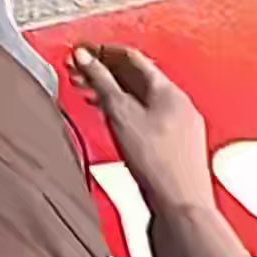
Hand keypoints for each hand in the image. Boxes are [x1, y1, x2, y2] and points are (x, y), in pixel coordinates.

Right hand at [70, 44, 213, 213]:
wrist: (179, 205)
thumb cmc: (157, 162)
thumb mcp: (119, 111)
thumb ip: (100, 79)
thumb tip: (84, 57)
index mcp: (169, 91)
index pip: (130, 56)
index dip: (101, 51)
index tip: (80, 52)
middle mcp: (177, 104)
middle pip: (133, 75)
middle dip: (102, 70)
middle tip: (77, 69)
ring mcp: (178, 123)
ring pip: (136, 94)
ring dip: (108, 88)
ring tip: (84, 88)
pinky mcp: (173, 141)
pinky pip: (142, 111)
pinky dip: (120, 106)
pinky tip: (105, 111)